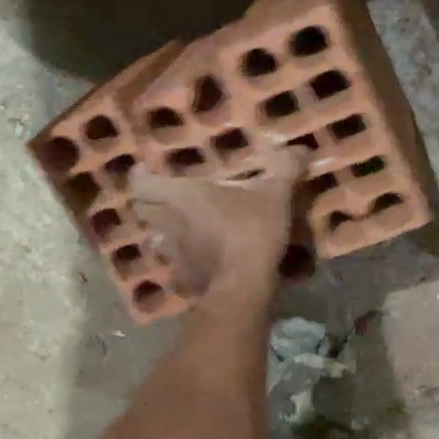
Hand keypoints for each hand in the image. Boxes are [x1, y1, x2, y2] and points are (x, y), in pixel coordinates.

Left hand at [128, 138, 306, 304]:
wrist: (242, 289)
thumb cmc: (249, 232)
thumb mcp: (274, 195)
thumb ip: (285, 168)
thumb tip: (300, 149)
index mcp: (179, 196)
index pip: (140, 183)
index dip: (139, 176)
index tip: (144, 169)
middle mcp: (167, 223)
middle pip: (141, 210)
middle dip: (148, 202)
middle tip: (164, 195)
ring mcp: (171, 255)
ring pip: (155, 239)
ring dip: (163, 231)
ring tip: (180, 226)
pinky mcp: (182, 279)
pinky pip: (174, 266)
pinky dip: (180, 261)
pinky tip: (196, 259)